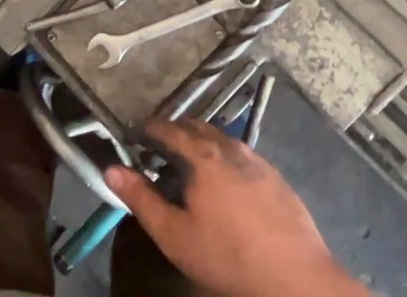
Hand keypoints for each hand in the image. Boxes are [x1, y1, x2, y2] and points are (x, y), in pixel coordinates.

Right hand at [104, 119, 361, 296]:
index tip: (131, 141)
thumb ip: (140, 198)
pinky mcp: (275, 175)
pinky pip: (240, 154)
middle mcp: (229, 146)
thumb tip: (112, 169)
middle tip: (156, 155)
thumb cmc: (227, 255)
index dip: (145, 131)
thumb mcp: (174, 234)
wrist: (295, 278)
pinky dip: (222, 158)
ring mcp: (257, 159)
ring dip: (198, 145)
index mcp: (201, 155)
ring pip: (219, 139)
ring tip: (187, 171)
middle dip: (171, 134)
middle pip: (194, 127)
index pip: (166, 127)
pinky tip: (222, 187)